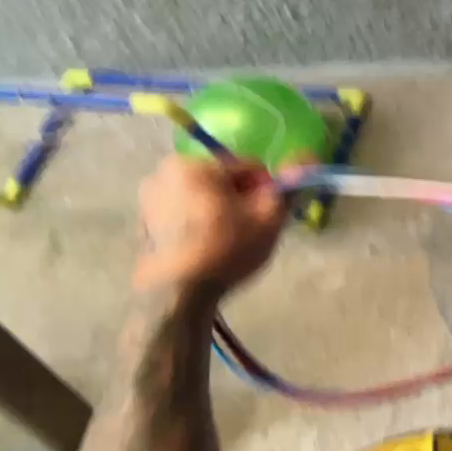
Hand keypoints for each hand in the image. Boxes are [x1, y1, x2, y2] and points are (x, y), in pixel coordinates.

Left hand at [135, 156, 289, 292]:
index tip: (267, 216)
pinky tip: (206, 245)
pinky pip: (184, 211)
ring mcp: (149, 198)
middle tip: (249, 228)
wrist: (177, 293)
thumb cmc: (227, 248)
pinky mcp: (143, 221)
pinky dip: (198, 222)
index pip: (248, 168)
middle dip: (239, 199)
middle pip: (223, 180)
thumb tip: (308, 158)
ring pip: (203, 196)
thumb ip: (289, 185)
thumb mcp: (269, 217)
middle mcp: (164, 173)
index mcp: (194, 165)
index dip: (265, 191)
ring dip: (220, 210)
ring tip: (228, 239)